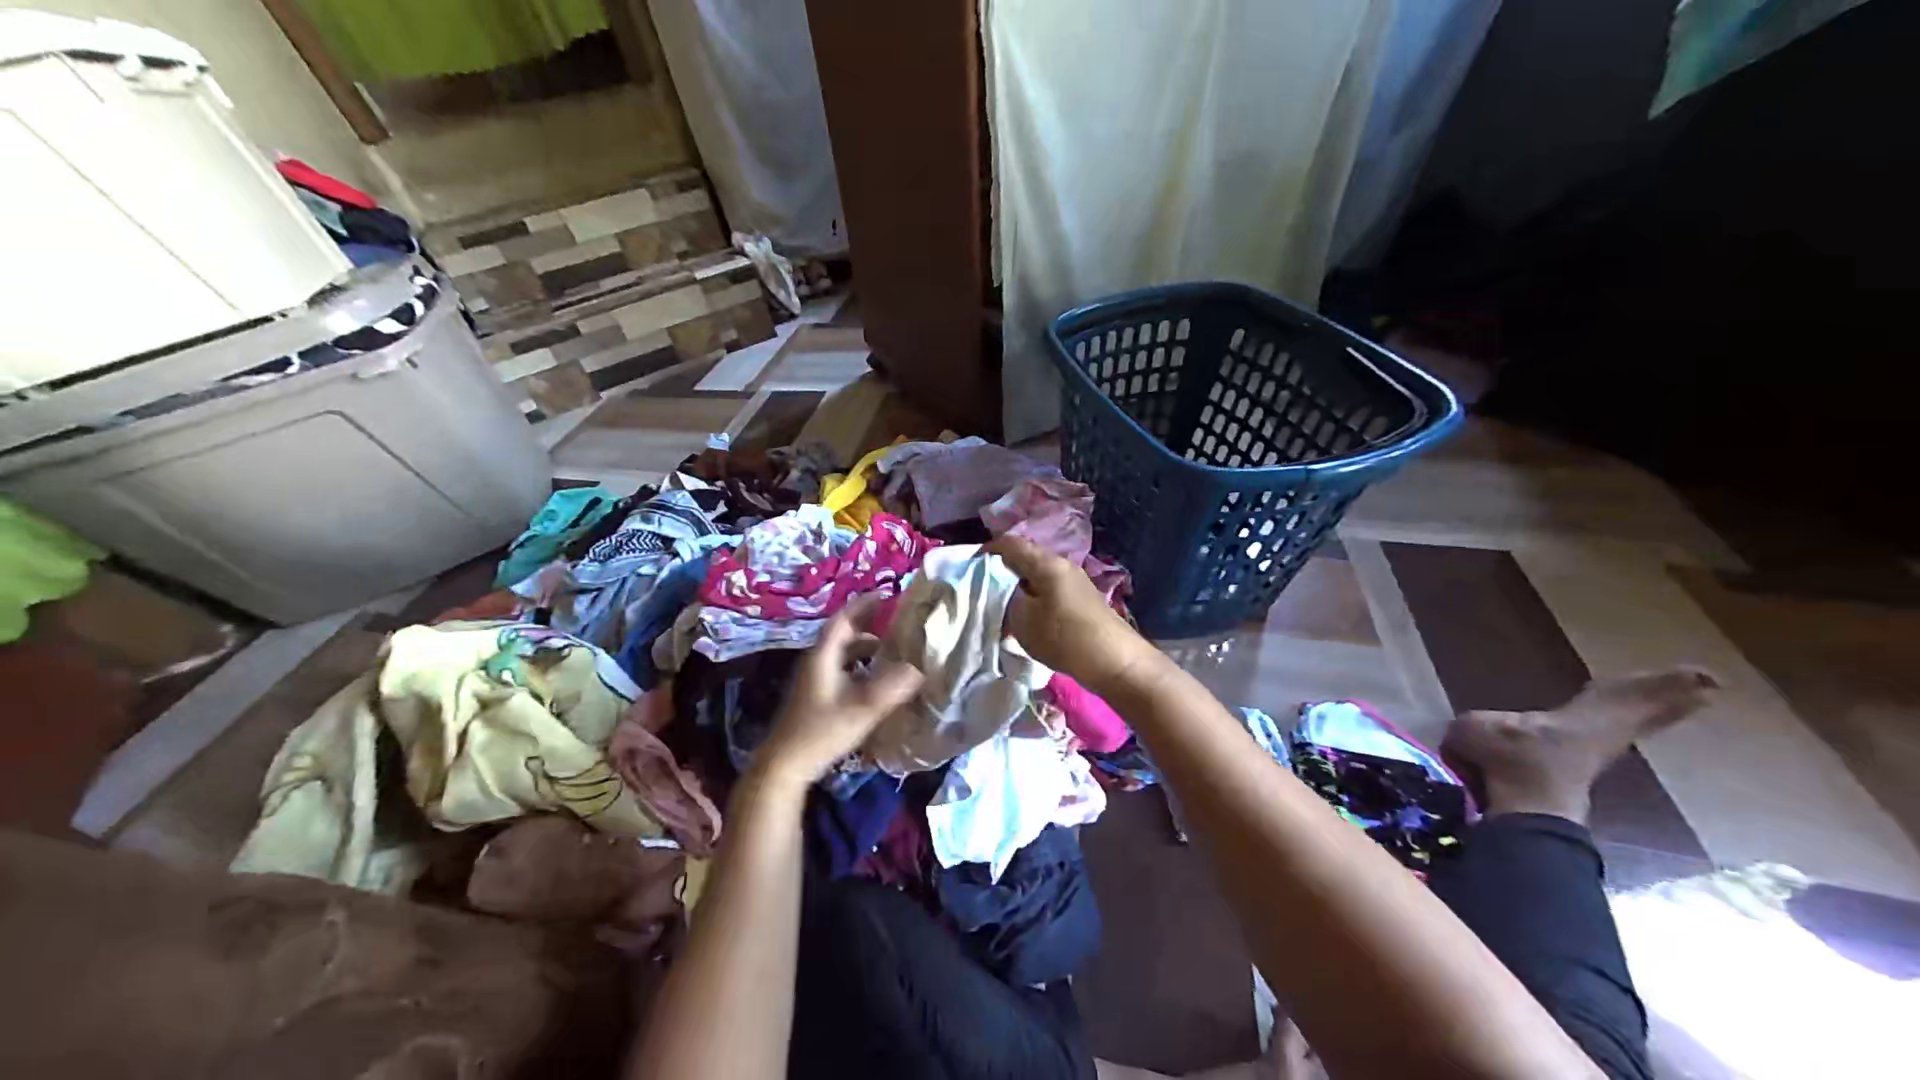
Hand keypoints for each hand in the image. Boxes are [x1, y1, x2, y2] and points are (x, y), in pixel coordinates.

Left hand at [755, 594, 923, 787]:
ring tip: (891, 649)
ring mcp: (813, 678)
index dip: (864, 604)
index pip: (844, 619)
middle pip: (843, 634)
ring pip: (842, 652)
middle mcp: (816, 661)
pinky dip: (859, 664)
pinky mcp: (815, 695)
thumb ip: (892, 687)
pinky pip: (841, 668)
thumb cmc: (821, 732)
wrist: (784, 764)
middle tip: (896, 621)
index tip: (887, 594)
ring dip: (865, 646)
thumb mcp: (862, 709)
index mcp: (823, 656)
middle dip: (869, 624)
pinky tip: (875, 678)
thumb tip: (919, 668)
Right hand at [987, 535, 1161, 696]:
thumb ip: (1004, 598)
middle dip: (999, 572)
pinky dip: (1031, 599)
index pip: (1009, 543)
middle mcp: (1061, 564)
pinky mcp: (1080, 599)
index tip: (968, 571)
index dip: (985, 552)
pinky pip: (1047, 590)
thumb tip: (997, 589)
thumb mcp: (1022, 619)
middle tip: (980, 593)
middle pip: (1023, 559)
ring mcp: (1073, 581)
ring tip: (1000, 608)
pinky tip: (1025, 618)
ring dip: (1016, 589)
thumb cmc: (1064, 637)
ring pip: (1035, 576)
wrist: (1114, 661)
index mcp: (1046, 563)